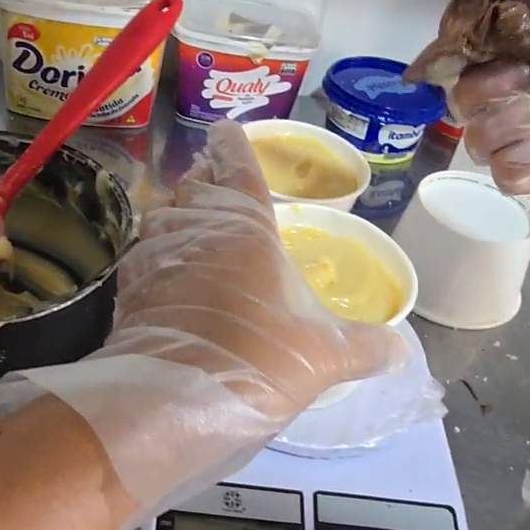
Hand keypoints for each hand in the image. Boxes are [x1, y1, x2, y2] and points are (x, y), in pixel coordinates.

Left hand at [0, 120, 407, 519]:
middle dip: (203, 176)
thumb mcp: (323, 357)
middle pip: (195, 185)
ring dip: (174, 209)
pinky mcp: (128, 288)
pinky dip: (153, 250)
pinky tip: (162, 267)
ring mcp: (156, 254)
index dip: (233, 145)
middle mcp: (196, 228)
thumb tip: (401, 350)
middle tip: (211, 177)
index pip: (238, 166)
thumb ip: (363, 348)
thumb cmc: (258, 360)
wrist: (173, 399)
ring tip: (187, 217)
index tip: (227, 130)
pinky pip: (141, 252)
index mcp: (246, 226)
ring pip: (161, 214)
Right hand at [420, 0, 529, 243]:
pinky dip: (517, 164)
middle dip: (484, 95)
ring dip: (500, 131)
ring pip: (478, 139)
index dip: (459, 56)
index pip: (465, 51)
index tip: (479, 48)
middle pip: (463, 99)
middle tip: (526, 85)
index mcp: (529, 33)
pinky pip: (505, 177)